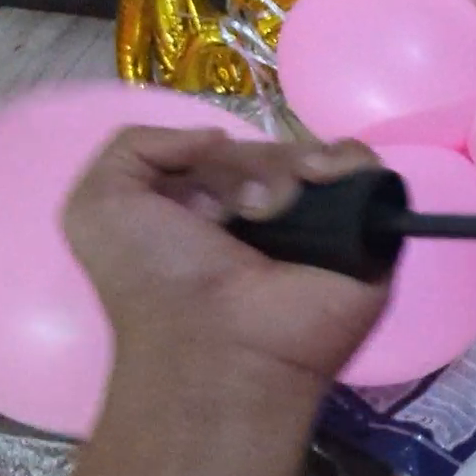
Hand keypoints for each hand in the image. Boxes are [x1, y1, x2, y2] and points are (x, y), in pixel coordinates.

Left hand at [63, 126, 389, 404]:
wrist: (225, 340)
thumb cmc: (159, 280)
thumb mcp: (101, 207)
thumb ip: (137, 147)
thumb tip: (221, 135)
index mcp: (222, 209)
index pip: (239, 152)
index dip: (220, 157)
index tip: (204, 196)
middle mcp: (281, 214)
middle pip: (284, 151)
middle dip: (258, 165)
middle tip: (246, 211)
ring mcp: (331, 222)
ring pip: (330, 157)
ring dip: (301, 163)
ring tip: (283, 205)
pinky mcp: (374, 230)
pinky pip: (375, 175)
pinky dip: (350, 164)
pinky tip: (323, 181)